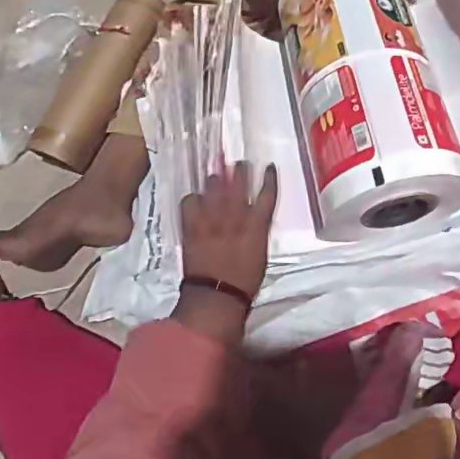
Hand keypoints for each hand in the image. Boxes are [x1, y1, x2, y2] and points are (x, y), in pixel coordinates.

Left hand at [175, 163, 277, 343]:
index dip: (269, 178)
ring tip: (215, 175)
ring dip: (216, 178)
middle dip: (240, 169)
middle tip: (239, 163)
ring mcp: (212, 219)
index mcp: (257, 226)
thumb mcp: (260, 253)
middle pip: (239, 183)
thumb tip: (253, 219)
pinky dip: (192, 198)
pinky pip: (190, 201)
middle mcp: (236, 217)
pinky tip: (194, 199)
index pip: (267, 194)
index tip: (269, 167)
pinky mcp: (192, 226)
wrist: (217, 295)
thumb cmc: (245, 281)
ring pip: (214, 187)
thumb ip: (256, 231)